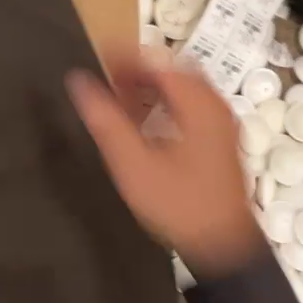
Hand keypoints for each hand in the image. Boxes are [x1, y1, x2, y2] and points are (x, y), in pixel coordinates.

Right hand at [67, 49, 262, 279]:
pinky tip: (146, 124)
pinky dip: (166, 104)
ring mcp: (222, 125)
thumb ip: (105, 121)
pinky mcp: (221, 142)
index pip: (159, 62)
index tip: (98, 58)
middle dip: (139, 71)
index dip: (126, 56)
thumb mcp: (133, 164)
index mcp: (198, 105)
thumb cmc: (177, 204)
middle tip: (107, 80)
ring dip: (152, 88)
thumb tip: (79, 83)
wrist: (223, 245)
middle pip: (175, 72)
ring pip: (185, 90)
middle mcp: (216, 107)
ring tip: (120, 100)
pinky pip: (192, 107)